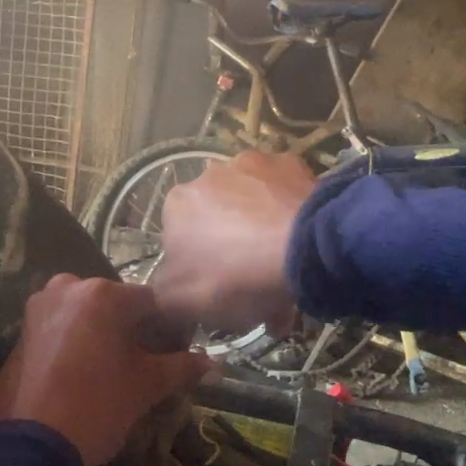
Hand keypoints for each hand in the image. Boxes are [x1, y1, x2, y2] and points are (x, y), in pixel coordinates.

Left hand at [0, 275, 211, 465]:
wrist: (31, 447)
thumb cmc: (98, 406)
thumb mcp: (146, 386)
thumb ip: (182, 367)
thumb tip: (215, 364)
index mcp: (102, 294)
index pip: (149, 301)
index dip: (166, 326)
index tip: (173, 351)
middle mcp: (68, 287)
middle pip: (113, 303)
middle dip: (130, 328)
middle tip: (143, 363)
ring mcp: (39, 307)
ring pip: (84, 313)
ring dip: (100, 332)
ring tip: (112, 370)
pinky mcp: (21, 331)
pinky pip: (59, 326)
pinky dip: (74, 341)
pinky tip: (81, 373)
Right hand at [153, 150, 314, 332]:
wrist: (303, 248)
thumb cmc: (234, 275)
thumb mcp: (180, 302)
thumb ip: (162, 292)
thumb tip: (167, 286)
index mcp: (177, 203)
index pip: (178, 236)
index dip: (196, 265)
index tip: (217, 290)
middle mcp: (208, 173)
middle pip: (216, 216)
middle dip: (230, 244)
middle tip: (252, 283)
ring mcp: (252, 163)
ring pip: (251, 201)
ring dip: (259, 227)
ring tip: (283, 266)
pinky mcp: (290, 163)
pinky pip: (283, 192)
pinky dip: (288, 211)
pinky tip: (303, 240)